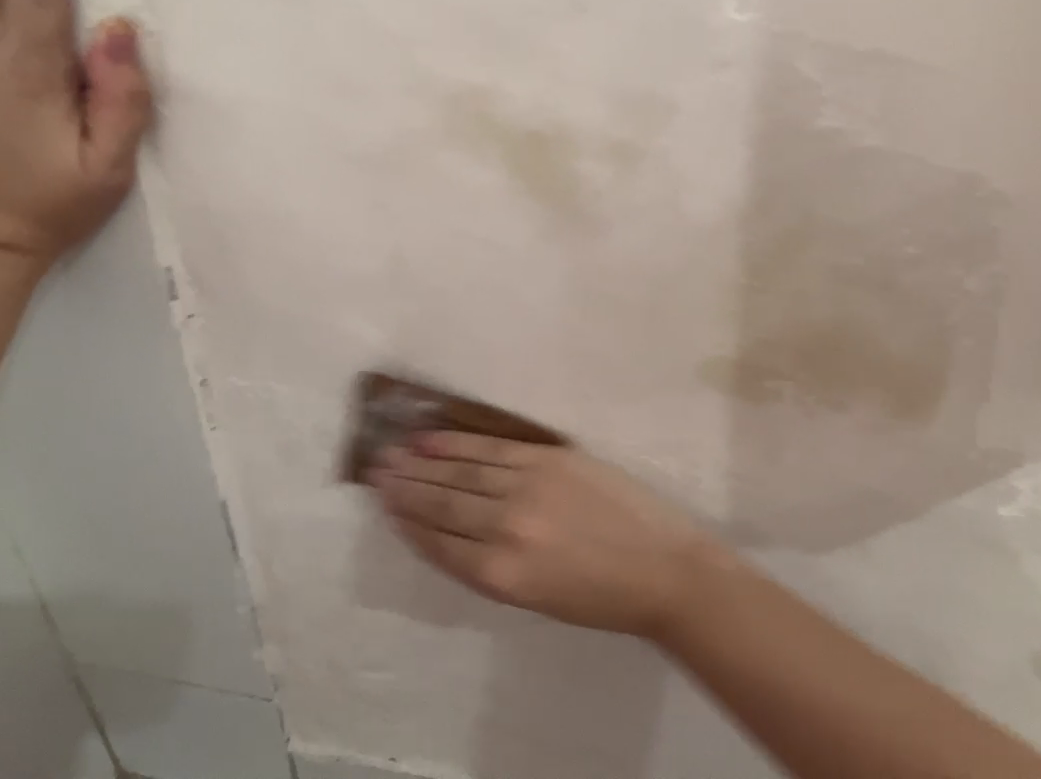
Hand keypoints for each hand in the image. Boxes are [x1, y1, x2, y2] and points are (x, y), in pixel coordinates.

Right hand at [371, 433, 724, 638]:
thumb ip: (491, 567)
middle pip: (443, 504)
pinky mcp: (550, 460)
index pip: (439, 545)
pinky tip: (435, 439)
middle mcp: (506, 530)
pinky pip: (493, 450)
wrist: (665, 570)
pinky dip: (459, 444)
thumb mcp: (536, 600)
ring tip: (394, 452)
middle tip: (375, 470)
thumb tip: (452, 534)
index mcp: (502, 576)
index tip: (384, 504)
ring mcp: (529, 489)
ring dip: (423, 462)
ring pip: (462, 473)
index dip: (408, 523)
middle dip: (405, 488)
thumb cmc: (603, 599)